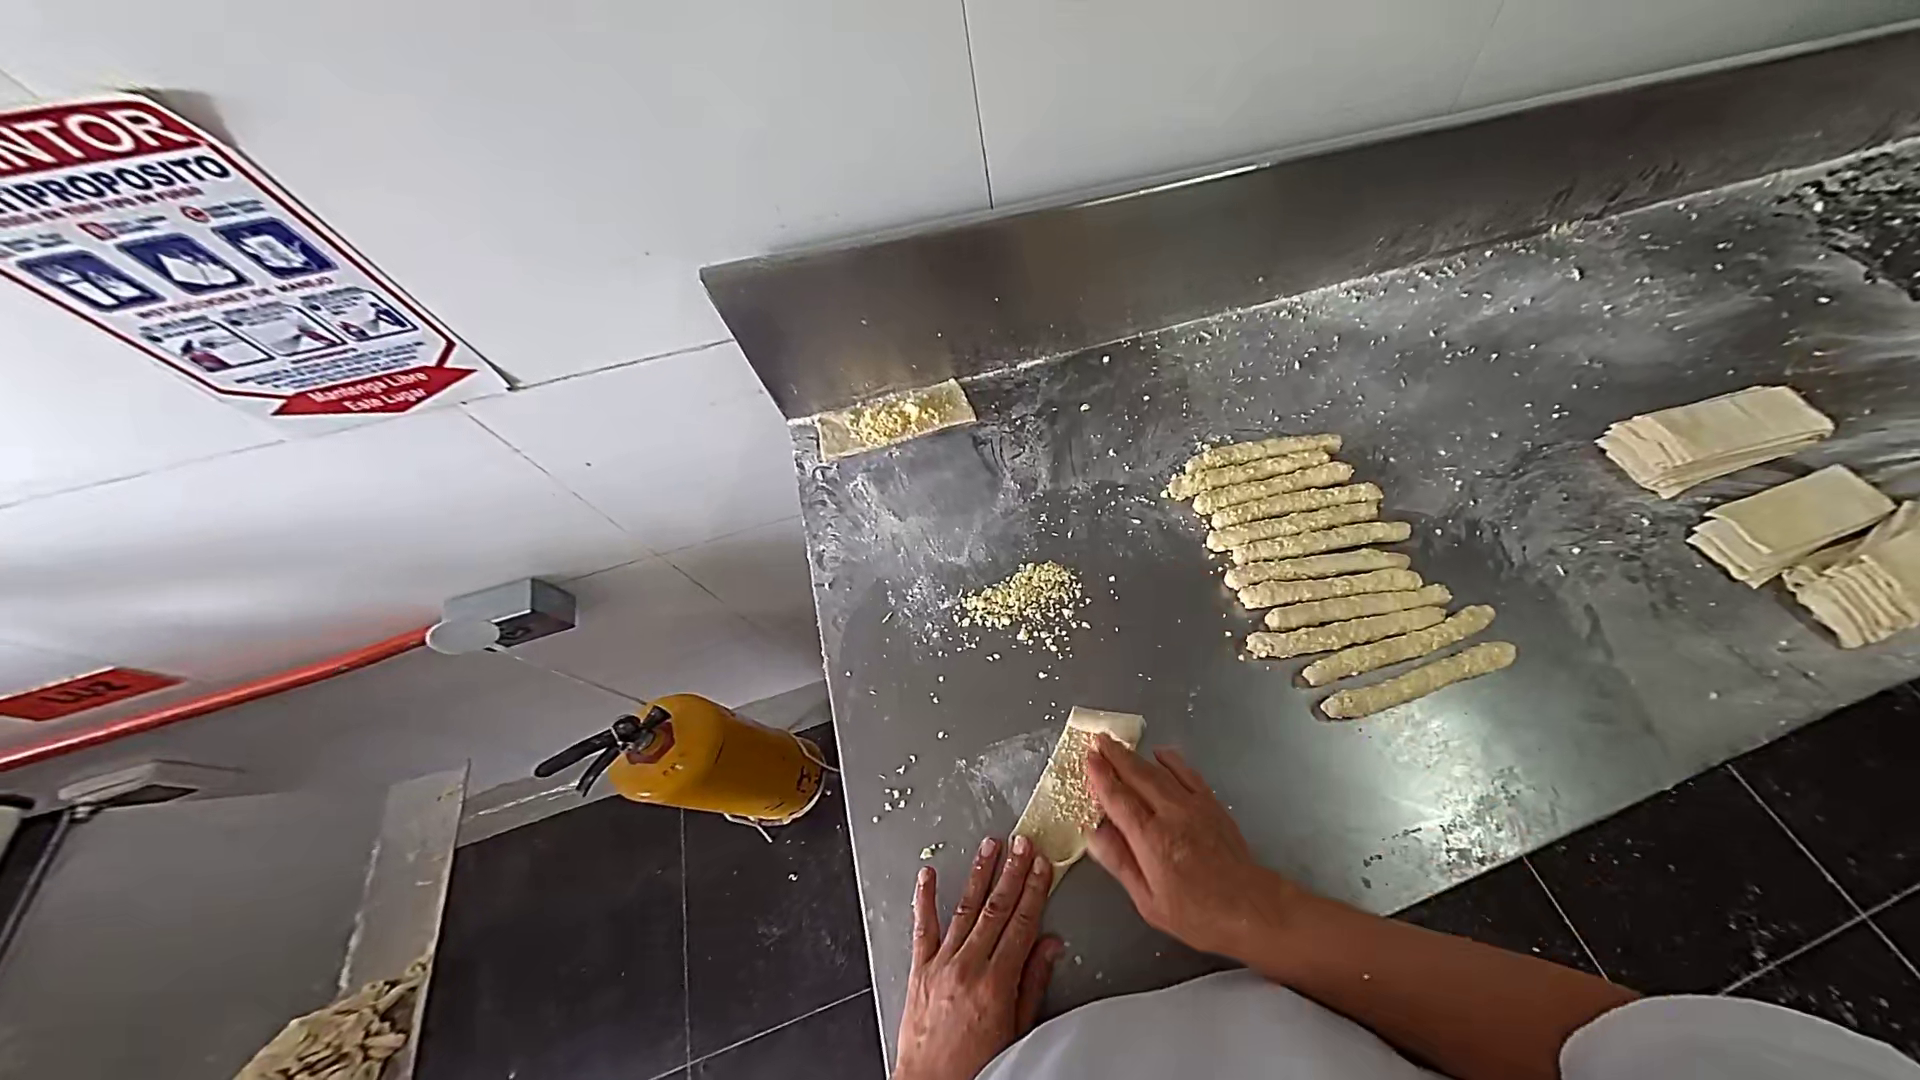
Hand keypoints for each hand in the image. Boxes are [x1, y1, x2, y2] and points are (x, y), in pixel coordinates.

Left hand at [893, 835, 1062, 1079]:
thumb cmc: (979, 1067)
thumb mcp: (1018, 1032)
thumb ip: (1034, 983)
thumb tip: (1051, 944)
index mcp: (996, 983)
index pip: (1021, 923)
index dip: (1034, 890)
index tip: (1042, 865)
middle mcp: (968, 965)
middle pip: (996, 908)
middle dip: (1012, 871)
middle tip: (1021, 843)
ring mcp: (941, 962)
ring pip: (964, 907)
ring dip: (979, 873)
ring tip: (989, 845)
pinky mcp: (919, 967)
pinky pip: (922, 926)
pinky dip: (924, 897)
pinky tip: (929, 873)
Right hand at [1085, 734, 1301, 958]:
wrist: (1253, 910)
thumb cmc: (1196, 914)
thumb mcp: (1148, 901)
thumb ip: (1120, 862)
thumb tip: (1093, 833)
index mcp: (1151, 839)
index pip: (1118, 799)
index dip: (1101, 776)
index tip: (1088, 759)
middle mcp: (1170, 815)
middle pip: (1137, 776)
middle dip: (1115, 756)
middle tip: (1098, 740)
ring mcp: (1193, 805)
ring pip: (1158, 771)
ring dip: (1135, 755)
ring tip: (1118, 744)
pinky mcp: (1212, 804)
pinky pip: (1187, 773)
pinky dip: (1171, 759)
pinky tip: (1160, 752)